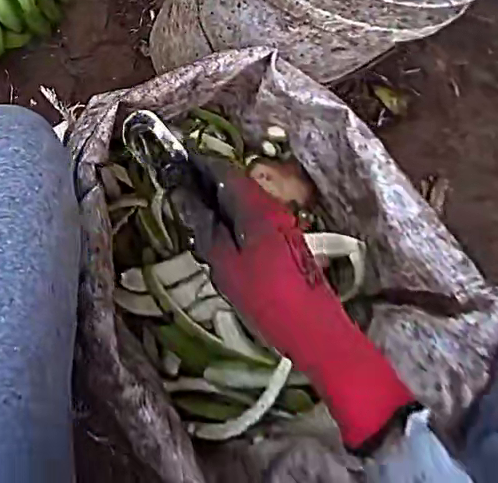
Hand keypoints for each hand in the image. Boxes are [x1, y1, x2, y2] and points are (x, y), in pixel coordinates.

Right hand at [186, 156, 416, 453]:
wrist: (321, 336)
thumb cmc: (267, 297)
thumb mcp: (223, 261)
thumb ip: (202, 224)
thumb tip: (183, 195)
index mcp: (255, 206)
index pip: (223, 169)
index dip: (198, 162)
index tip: (176, 161)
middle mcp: (273, 208)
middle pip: (235, 183)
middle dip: (207, 181)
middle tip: (179, 187)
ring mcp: (284, 224)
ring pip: (245, 200)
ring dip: (220, 200)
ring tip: (194, 211)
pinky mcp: (288, 242)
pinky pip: (254, 216)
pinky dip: (233, 216)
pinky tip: (220, 234)